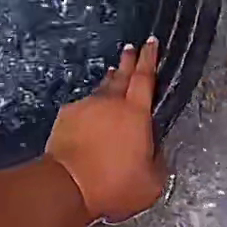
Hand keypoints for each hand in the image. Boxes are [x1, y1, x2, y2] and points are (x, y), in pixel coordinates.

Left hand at [46, 38, 166, 221]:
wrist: (67, 184)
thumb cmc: (113, 184)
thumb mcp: (152, 182)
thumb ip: (158, 162)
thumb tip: (156, 151)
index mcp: (136, 113)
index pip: (145, 77)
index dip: (150, 58)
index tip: (152, 42)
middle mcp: (111, 102)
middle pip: (122, 74)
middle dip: (129, 59)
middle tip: (132, 47)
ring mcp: (87, 105)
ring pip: (102, 88)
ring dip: (110, 80)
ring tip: (113, 73)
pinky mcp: (67, 115)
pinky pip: (83, 105)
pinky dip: (90, 106)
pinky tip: (90, 113)